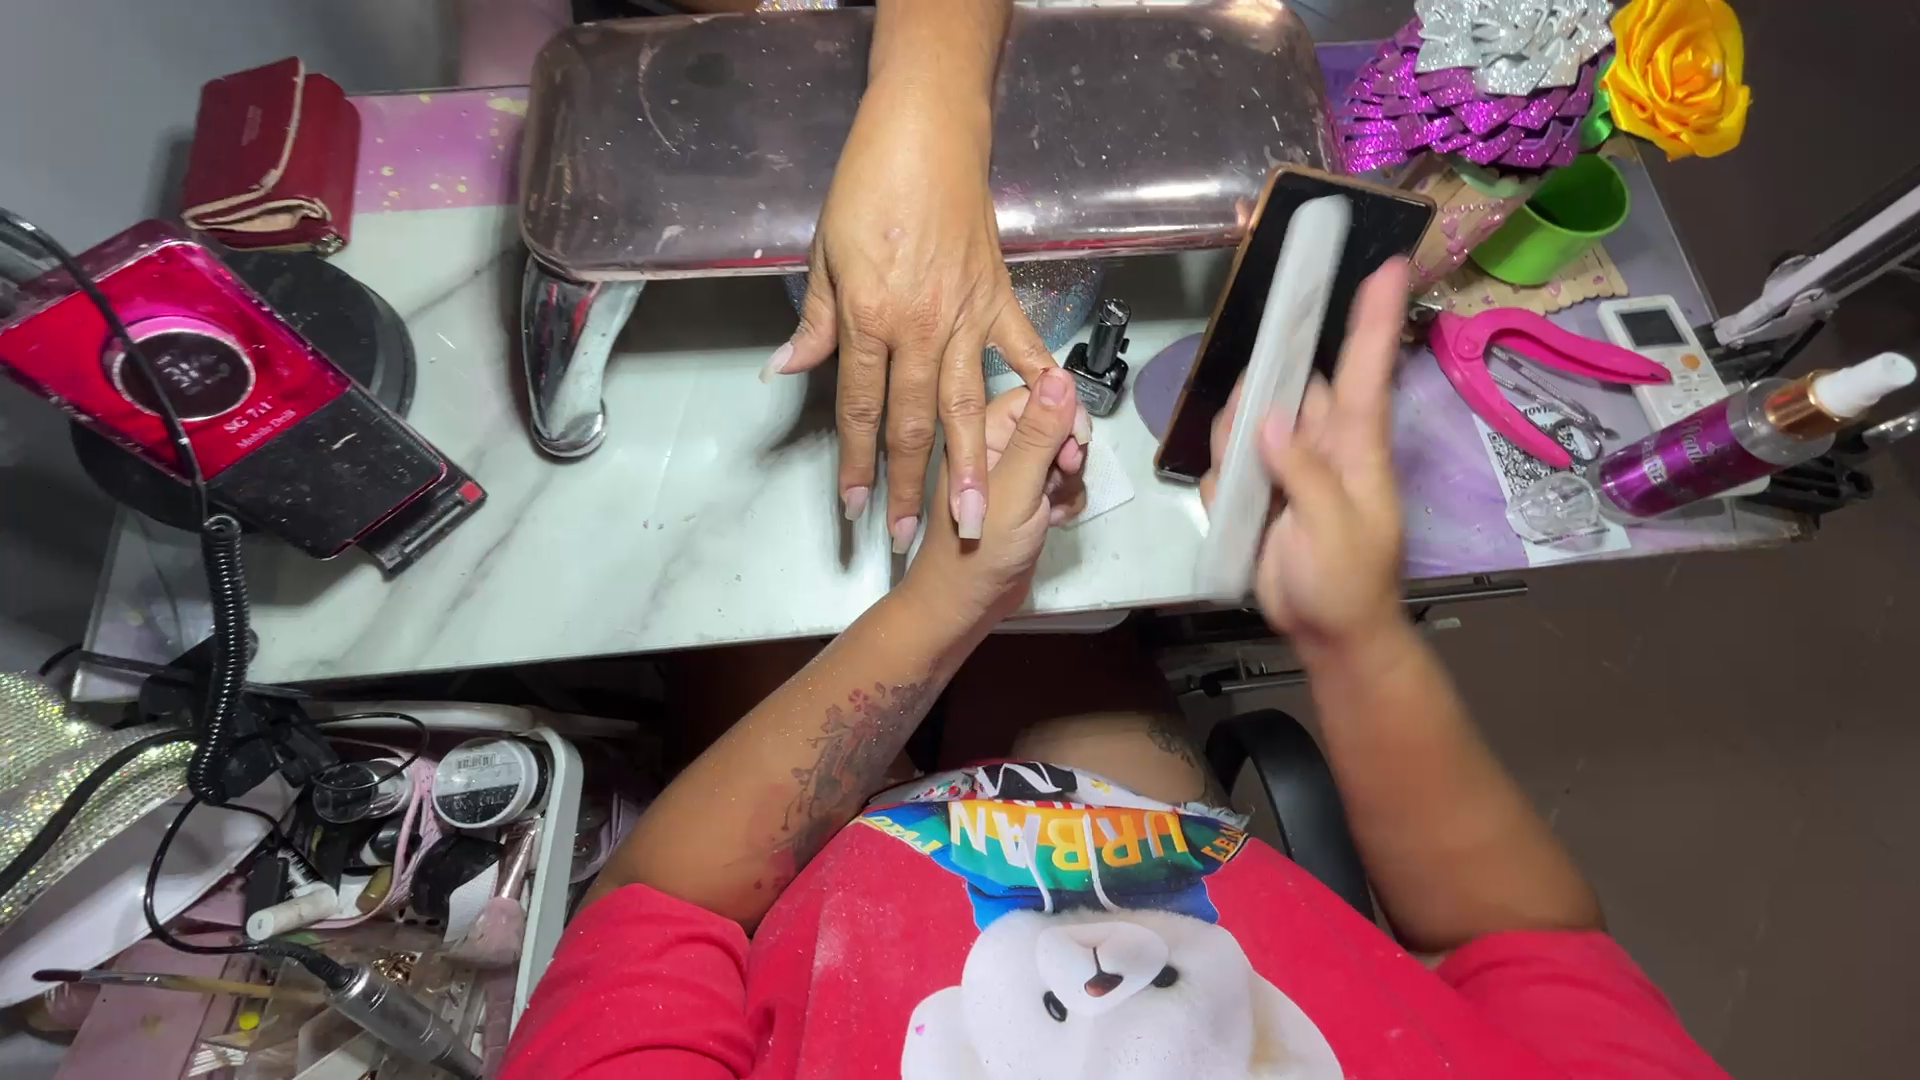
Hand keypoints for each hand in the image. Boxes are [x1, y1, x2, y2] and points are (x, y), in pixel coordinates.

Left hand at [761, 76, 1085, 552]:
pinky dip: (1038, 388)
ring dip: (968, 466)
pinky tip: (1055, 429)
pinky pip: (1022, 351)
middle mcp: (919, 330)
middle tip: (906, 537)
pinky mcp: (1001, 301)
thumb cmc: (867, 188)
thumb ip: (815, 323)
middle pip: (911, 423)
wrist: (925, 134)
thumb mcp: (825, 254)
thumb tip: (786, 371)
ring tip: (974, 517)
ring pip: (966, 406)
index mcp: (869, 319)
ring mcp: (966, 319)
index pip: (860, 408)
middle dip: (907, 485)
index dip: (856, 463)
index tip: (854, 509)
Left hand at [906, 368, 1086, 625]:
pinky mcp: (1027, 500)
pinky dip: (1065, 502)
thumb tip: (1060, 373)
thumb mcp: (1015, 486)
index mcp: (982, 431)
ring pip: (1062, 457)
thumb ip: (1039, 432)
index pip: (1035, 395)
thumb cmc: (982, 547)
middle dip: (1067, 453)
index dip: (1062, 415)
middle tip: (1059, 479)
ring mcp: (1013, 474)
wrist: (966, 605)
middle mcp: (997, 446)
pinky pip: (1061, 485)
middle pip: (1054, 424)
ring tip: (1051, 509)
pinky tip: (1054, 522)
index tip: (1074, 444)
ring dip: (1068, 482)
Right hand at [1201, 260, 1410, 654]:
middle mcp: (1322, 448)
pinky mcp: (1259, 493)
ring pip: (1250, 422)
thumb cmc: (1347, 583)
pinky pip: (1230, 467)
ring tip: (1244, 484)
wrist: (1326, 631)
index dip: (1373, 322)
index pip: (1366, 373)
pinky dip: (1224, 483)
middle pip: (1293, 388)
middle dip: (1264, 391)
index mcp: (1357, 450)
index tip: (1387, 268)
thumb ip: (1304, 474)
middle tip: (1248, 423)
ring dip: (1234, 442)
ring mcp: (1288, 469)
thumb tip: (1268, 420)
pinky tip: (1238, 513)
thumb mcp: (1334, 530)